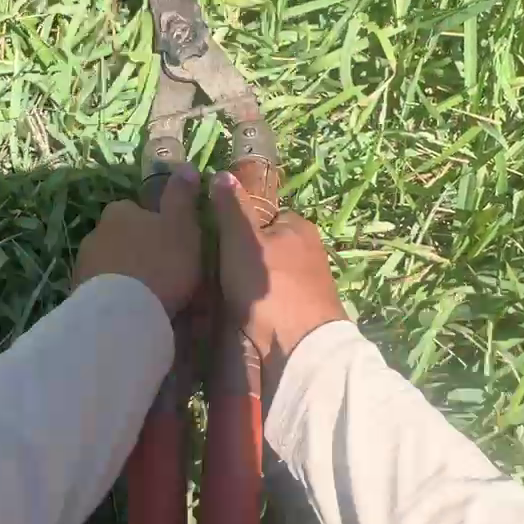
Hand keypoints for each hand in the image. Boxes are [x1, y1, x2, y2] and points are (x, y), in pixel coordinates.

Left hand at [73, 164, 202, 315]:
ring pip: (112, 265)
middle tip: (165, 274)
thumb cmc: (160, 264)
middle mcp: (96, 232)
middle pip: (123, 238)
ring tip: (149, 298)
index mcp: (120, 211)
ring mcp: (83, 264)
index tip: (172, 247)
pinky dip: (116, 297)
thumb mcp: (182, 226)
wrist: (123, 314)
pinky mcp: (78, 294)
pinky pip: (103, 290)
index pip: (138, 212)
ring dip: (127, 276)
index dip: (157, 227)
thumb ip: (182, 197)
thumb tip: (185, 166)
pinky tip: (131, 312)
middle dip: (139, 252)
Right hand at [211, 171, 346, 384]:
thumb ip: (231, 208)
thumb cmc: (269, 285)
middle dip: (242, 263)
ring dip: (248, 290)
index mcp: (299, 227)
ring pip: (268, 280)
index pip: (262, 218)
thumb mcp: (242, 238)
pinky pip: (273, 305)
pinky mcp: (305, 317)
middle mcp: (310, 253)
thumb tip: (221, 175)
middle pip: (264, 250)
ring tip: (222, 302)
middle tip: (214, 276)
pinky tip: (242, 321)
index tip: (216, 246)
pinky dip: (258, 311)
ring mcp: (310, 287)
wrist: (299, 349)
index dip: (237, 230)